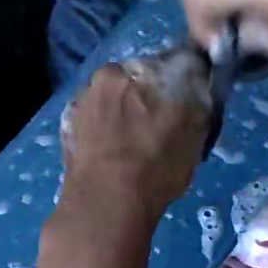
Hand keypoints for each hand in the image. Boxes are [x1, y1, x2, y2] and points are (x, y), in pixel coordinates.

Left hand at [58, 51, 210, 224]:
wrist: (106, 202)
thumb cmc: (158, 165)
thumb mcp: (196, 134)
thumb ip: (200, 102)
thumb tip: (198, 90)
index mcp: (147, 68)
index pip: (178, 65)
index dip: (189, 83)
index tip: (192, 104)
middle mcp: (113, 73)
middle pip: (142, 78)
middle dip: (153, 97)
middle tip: (163, 128)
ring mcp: (85, 96)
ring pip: (115, 98)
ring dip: (126, 112)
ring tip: (136, 146)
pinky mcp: (67, 123)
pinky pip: (96, 118)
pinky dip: (106, 129)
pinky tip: (114, 153)